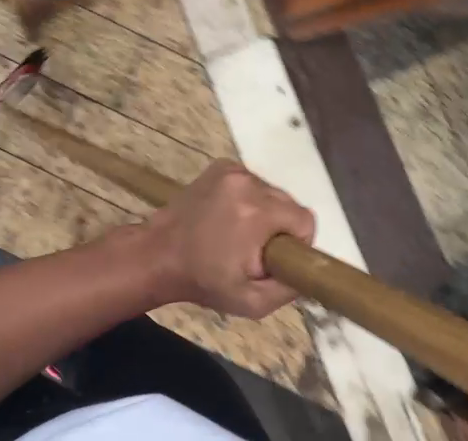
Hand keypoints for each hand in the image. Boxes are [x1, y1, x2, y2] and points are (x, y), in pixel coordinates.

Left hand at [143, 161, 315, 318]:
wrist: (159, 253)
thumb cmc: (204, 280)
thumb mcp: (252, 302)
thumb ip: (289, 288)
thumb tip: (307, 270)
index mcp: (257, 213)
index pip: (304, 219)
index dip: (297, 242)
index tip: (276, 257)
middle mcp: (247, 183)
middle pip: (288, 203)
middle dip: (280, 227)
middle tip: (255, 249)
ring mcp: (232, 170)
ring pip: (270, 191)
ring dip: (264, 212)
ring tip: (238, 233)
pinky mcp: (220, 166)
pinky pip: (252, 182)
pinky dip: (248, 198)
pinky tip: (228, 216)